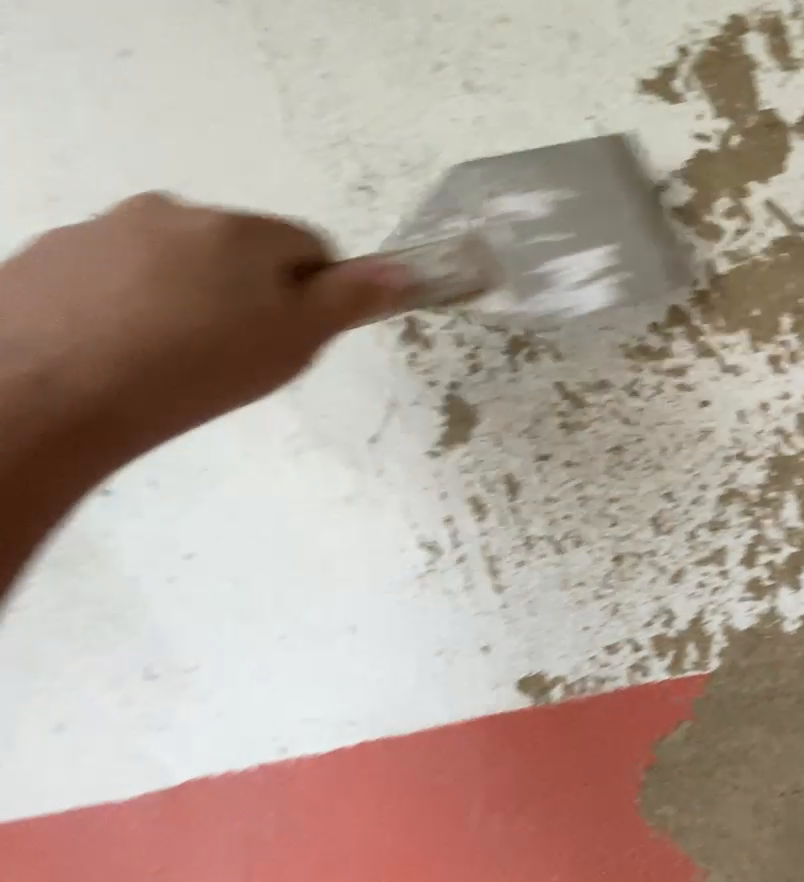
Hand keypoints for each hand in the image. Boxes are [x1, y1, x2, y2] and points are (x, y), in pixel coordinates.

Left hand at [0, 192, 412, 459]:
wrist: (48, 391)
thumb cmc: (203, 365)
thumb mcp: (301, 338)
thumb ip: (352, 297)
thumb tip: (403, 269)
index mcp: (238, 229)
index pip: (309, 245)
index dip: (318, 289)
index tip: (302, 332)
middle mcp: (167, 212)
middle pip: (238, 249)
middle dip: (253, 289)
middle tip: (248, 348)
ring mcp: (97, 231)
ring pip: (175, 261)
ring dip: (192, 296)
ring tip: (183, 356)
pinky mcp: (44, 259)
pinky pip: (115, 276)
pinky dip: (131, 305)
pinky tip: (129, 352)